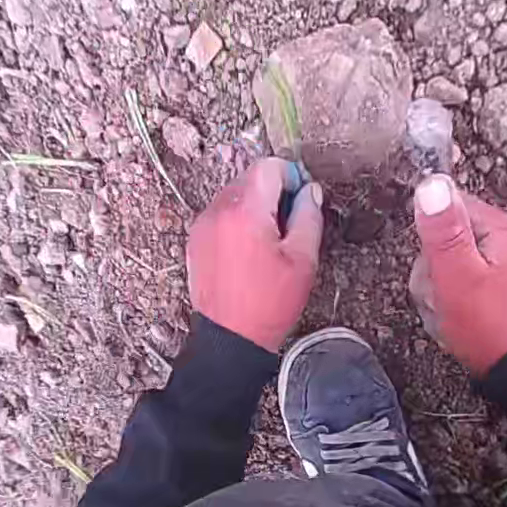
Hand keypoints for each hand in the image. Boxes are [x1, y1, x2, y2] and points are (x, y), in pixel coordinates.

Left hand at [187, 157, 323, 351]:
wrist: (230, 339)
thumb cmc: (268, 305)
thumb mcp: (302, 261)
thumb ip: (309, 217)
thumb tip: (310, 192)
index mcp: (246, 212)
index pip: (269, 167)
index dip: (292, 178)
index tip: (302, 200)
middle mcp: (218, 211)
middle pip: (251, 179)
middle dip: (274, 195)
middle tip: (290, 228)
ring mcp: (203, 225)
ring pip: (236, 196)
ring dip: (256, 208)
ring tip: (270, 245)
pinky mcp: (196, 240)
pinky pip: (222, 216)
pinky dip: (239, 223)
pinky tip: (251, 253)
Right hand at [408, 174, 506, 375]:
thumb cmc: (487, 326)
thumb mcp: (458, 274)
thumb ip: (443, 230)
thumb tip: (430, 184)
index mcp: (501, 227)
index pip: (446, 207)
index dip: (430, 240)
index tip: (438, 266)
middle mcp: (501, 237)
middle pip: (442, 235)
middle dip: (432, 269)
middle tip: (445, 294)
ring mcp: (494, 259)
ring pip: (440, 260)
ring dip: (435, 288)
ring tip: (449, 308)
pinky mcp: (487, 279)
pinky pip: (450, 278)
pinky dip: (445, 298)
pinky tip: (453, 314)